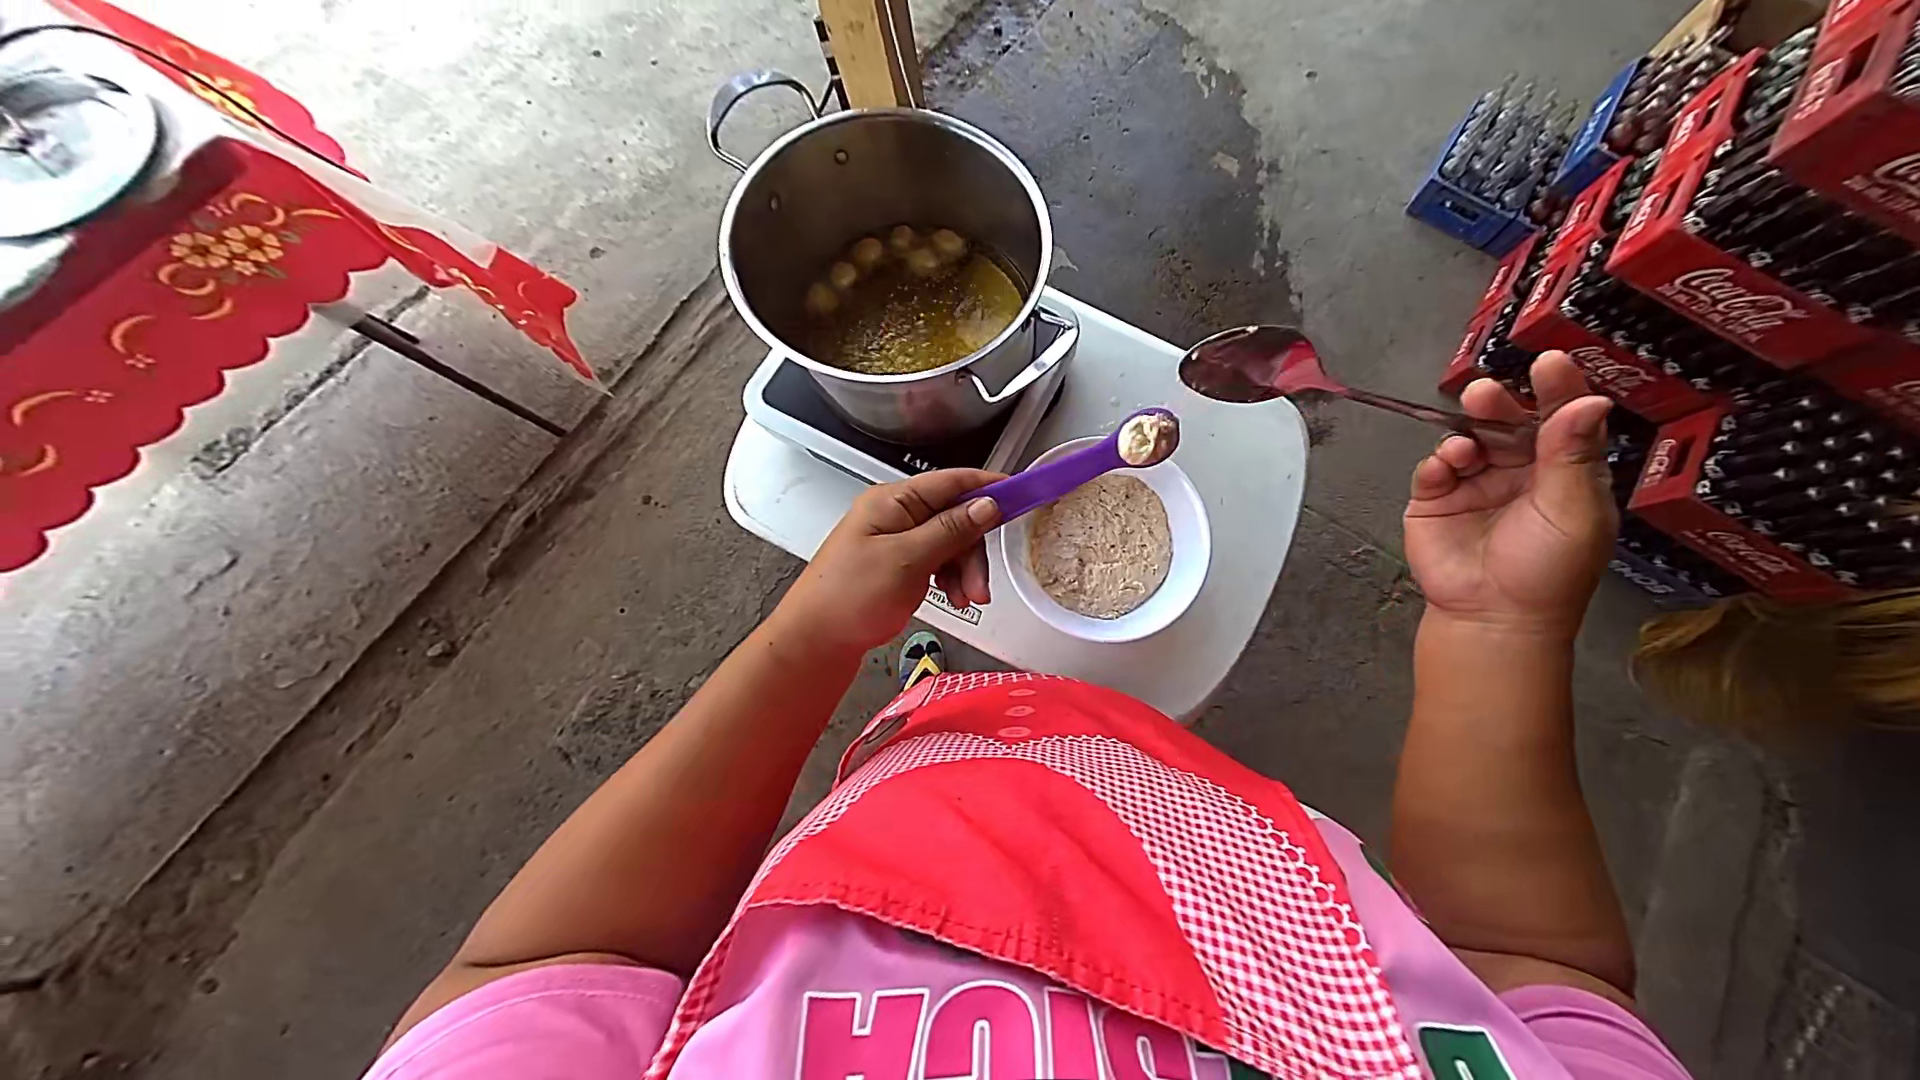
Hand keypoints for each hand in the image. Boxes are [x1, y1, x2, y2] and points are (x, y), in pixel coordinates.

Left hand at [774, 469, 1004, 653]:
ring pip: (952, 543)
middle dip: (974, 550)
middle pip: (956, 517)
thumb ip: (950, 529)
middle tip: (980, 587)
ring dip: (965, 570)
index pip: (950, 482)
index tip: (1021, 494)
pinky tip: (954, 598)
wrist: (817, 640)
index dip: (988, 486)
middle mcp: (897, 515)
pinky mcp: (902, 564)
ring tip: (966, 599)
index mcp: (893, 501)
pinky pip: (940, 562)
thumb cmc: (850, 596)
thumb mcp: (906, 559)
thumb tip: (987, 504)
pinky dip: (952, 580)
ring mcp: (900, 541)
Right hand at [1403, 352, 1617, 636]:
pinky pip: (1431, 469)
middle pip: (1506, 425)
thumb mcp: (1573, 510)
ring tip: (1464, 446)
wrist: (1492, 613)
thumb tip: (1587, 402)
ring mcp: (1473, 485)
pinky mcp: (1434, 500)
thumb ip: (1571, 456)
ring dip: (1464, 434)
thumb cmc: (1546, 571)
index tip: (1550, 363)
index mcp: (1562, 472)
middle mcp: (1517, 473)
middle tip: (1484, 393)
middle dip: (1496, 405)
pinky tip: (1445, 469)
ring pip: (1465, 441)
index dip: (1558, 390)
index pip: (1562, 421)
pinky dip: (1436, 463)